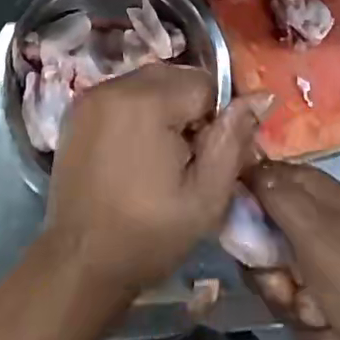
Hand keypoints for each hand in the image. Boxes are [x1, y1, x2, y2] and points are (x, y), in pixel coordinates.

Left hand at [45, 64, 268, 294]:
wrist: (79, 263)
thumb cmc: (148, 235)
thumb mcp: (206, 196)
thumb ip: (234, 140)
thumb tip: (261, 96)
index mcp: (147, 101)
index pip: (205, 83)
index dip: (217, 117)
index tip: (211, 155)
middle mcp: (116, 85)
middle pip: (176, 77)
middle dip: (191, 108)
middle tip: (190, 157)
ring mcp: (93, 96)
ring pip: (150, 82)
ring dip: (166, 106)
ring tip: (164, 155)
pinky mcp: (78, 110)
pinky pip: (124, 93)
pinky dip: (139, 110)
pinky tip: (138, 150)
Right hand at [243, 162, 339, 339]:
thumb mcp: (317, 233)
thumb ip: (276, 195)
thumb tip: (245, 158)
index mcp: (315, 193)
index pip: (261, 179)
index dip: (245, 205)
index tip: (245, 235)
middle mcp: (316, 225)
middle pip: (260, 240)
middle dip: (271, 274)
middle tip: (291, 287)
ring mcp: (323, 268)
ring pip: (276, 283)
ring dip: (294, 308)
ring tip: (325, 320)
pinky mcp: (330, 307)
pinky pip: (297, 316)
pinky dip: (314, 334)